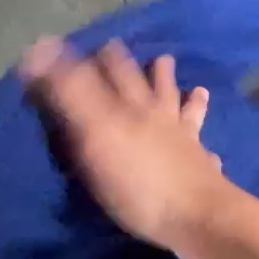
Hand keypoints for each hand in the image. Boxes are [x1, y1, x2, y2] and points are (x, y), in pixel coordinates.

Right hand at [21, 38, 234, 258]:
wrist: (196, 215)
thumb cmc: (139, 180)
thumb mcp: (96, 133)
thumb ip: (73, 92)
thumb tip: (44, 46)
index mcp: (137, 109)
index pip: (121, 77)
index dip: (112, 61)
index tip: (109, 43)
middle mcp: (165, 121)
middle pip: (160, 91)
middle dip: (155, 73)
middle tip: (161, 56)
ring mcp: (188, 146)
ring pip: (188, 116)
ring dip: (191, 102)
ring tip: (198, 89)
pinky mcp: (203, 172)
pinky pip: (206, 157)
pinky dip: (209, 153)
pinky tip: (214, 154)